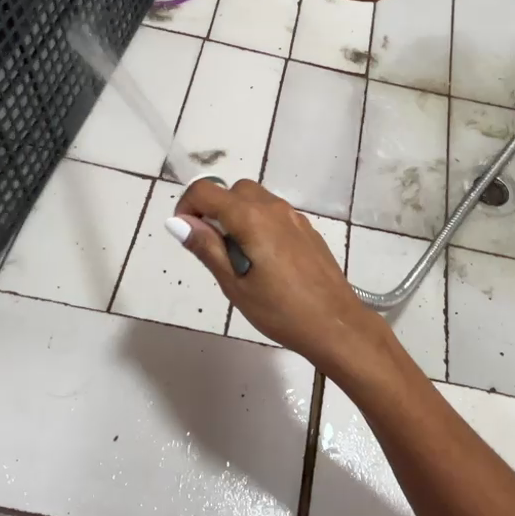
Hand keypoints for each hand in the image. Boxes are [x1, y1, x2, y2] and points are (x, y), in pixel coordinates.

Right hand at [171, 179, 391, 370]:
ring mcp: (294, 217)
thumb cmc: (281, 311)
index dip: (187, 206)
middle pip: (233, 190)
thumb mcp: (235, 285)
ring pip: (256, 199)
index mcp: (251, 218)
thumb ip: (207, 248)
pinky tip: (264, 261)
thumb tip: (178, 222)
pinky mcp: (306, 229)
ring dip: (237, 216)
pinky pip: (274, 214)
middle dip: (214, 209)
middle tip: (213, 249)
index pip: (206, 191)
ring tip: (238, 258)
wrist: (336, 324)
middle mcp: (273, 208)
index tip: (186, 234)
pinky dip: (258, 223)